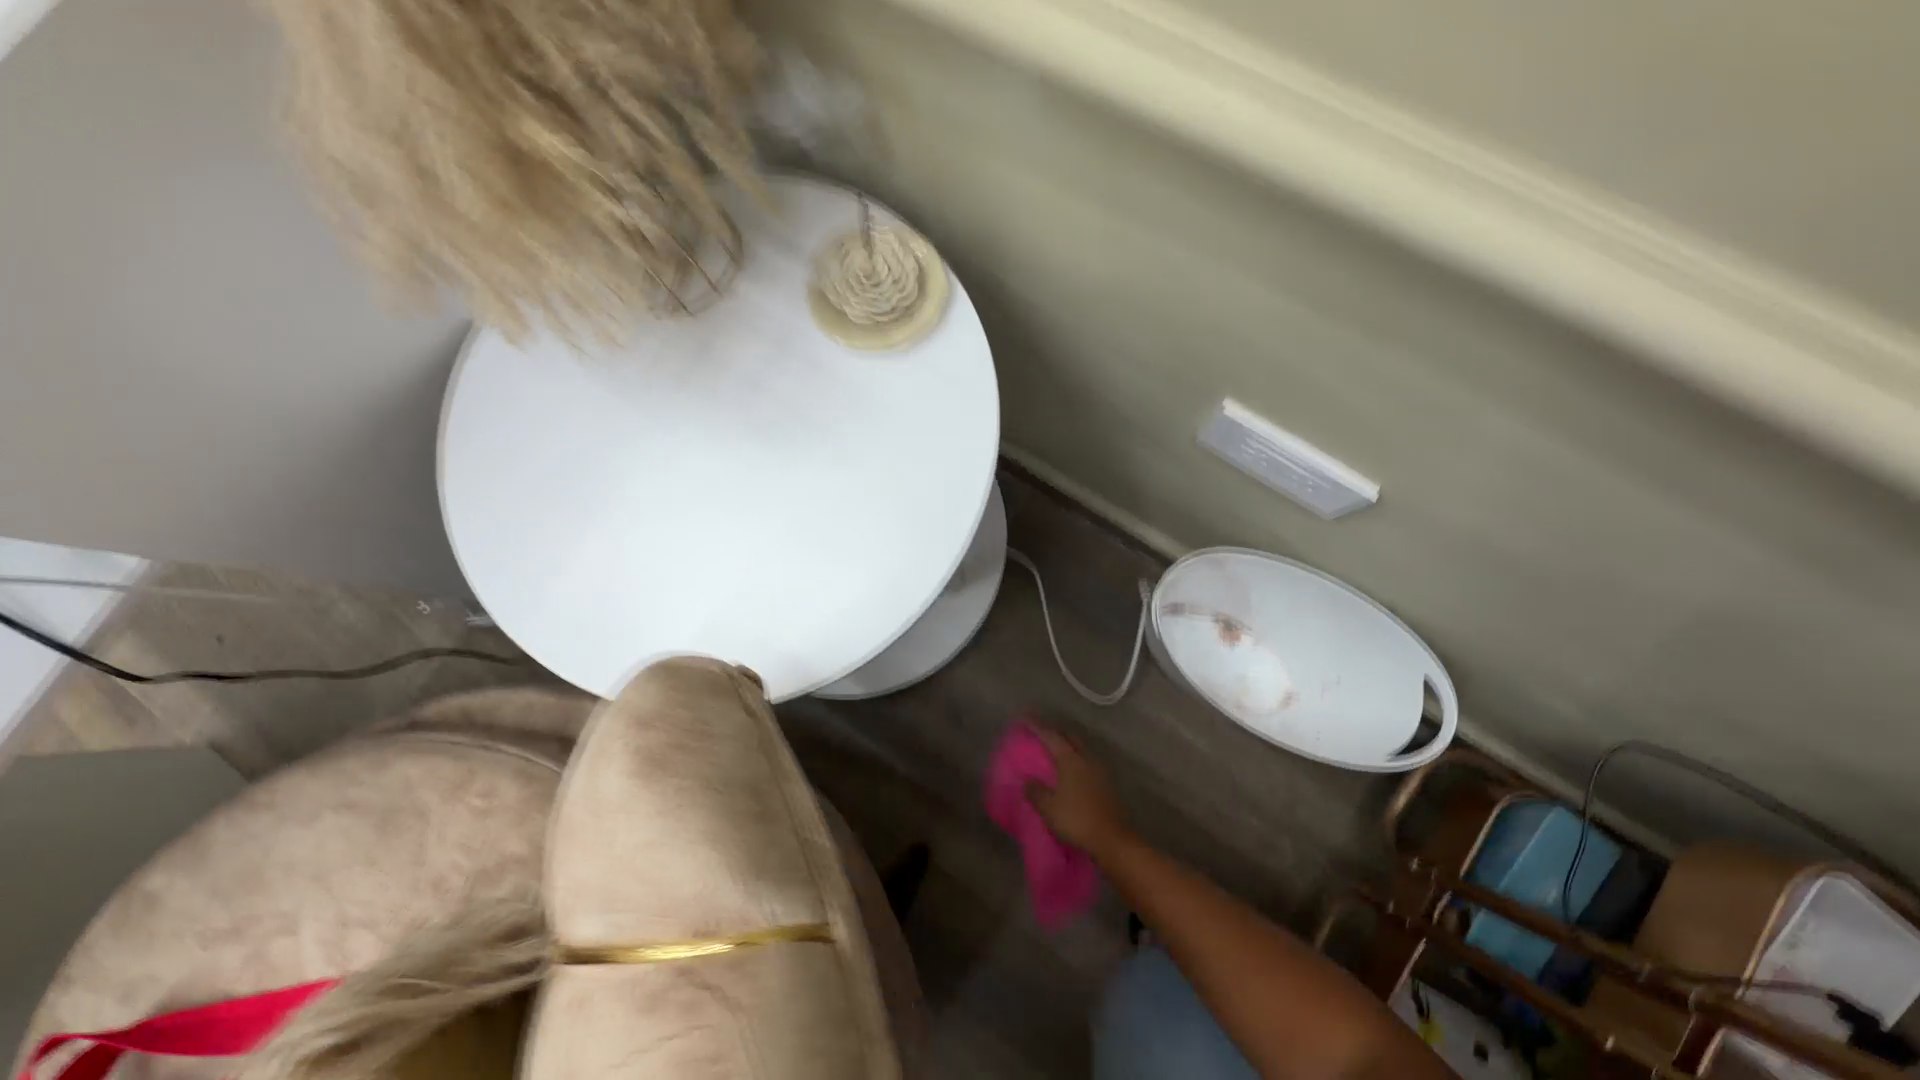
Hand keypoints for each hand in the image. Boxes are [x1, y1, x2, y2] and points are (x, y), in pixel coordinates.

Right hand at [1026, 729, 1128, 855]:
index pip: (1051, 737)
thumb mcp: (1048, 808)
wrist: (1111, 839)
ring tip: (1055, 752)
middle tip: (1041, 735)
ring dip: (1068, 746)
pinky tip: (1071, 772)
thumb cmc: (1076, 819)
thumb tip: (1028, 781)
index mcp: (1070, 760)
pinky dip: (1076, 760)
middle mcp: (1086, 759)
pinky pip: (1087, 763)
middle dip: (1056, 733)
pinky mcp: (1106, 784)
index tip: (1025, 720)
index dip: (1037, 728)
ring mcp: (1099, 771)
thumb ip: (1035, 792)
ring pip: (1081, 750)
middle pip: (1070, 738)